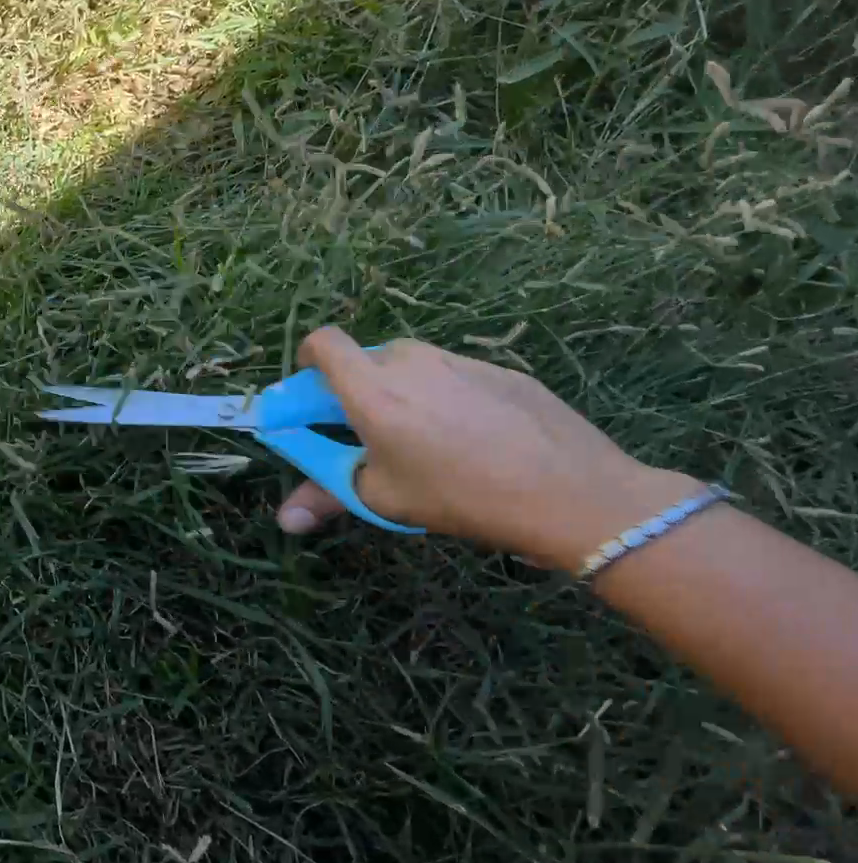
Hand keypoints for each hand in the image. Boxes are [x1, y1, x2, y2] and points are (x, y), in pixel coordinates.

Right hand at [276, 327, 704, 568]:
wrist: (576, 495)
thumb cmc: (461, 496)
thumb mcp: (383, 499)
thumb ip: (325, 497)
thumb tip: (285, 519)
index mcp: (370, 388)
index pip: (321, 343)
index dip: (308, 361)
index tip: (314, 394)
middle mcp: (410, 362)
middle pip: (366, 358)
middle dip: (357, 386)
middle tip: (370, 429)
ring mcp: (460, 362)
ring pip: (413, 366)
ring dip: (403, 390)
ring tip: (427, 437)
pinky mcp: (502, 371)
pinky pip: (456, 376)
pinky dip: (448, 397)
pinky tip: (477, 439)